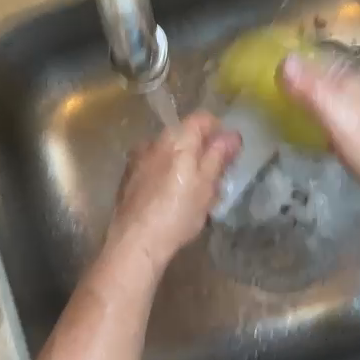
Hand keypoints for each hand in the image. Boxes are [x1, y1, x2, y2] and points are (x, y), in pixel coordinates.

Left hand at [104, 111, 240, 274]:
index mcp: (177, 138)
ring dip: (181, 163)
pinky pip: (152, 167)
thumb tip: (232, 135)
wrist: (135, 241)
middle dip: (200, 151)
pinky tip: (168, 199)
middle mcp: (153, 141)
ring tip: (191, 192)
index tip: (227, 153)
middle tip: (213, 177)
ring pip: (167, 152)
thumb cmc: (177, 213)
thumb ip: (218, 156)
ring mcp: (137, 159)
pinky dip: (164, 175)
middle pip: (183, 135)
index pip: (202, 118)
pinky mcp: (127, 178)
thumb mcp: (206, 186)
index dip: (219, 131)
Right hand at [278, 53, 359, 203]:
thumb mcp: (337, 117)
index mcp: (352, 84)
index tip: (265, 71)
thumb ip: (311, 90)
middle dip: (300, 86)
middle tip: (267, 96)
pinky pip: (337, 125)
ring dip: (310, 106)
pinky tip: (312, 138)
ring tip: (283, 115)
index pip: (318, 63)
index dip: (294, 65)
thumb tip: (283, 59)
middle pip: (324, 83)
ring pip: (332, 103)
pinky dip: (321, 126)